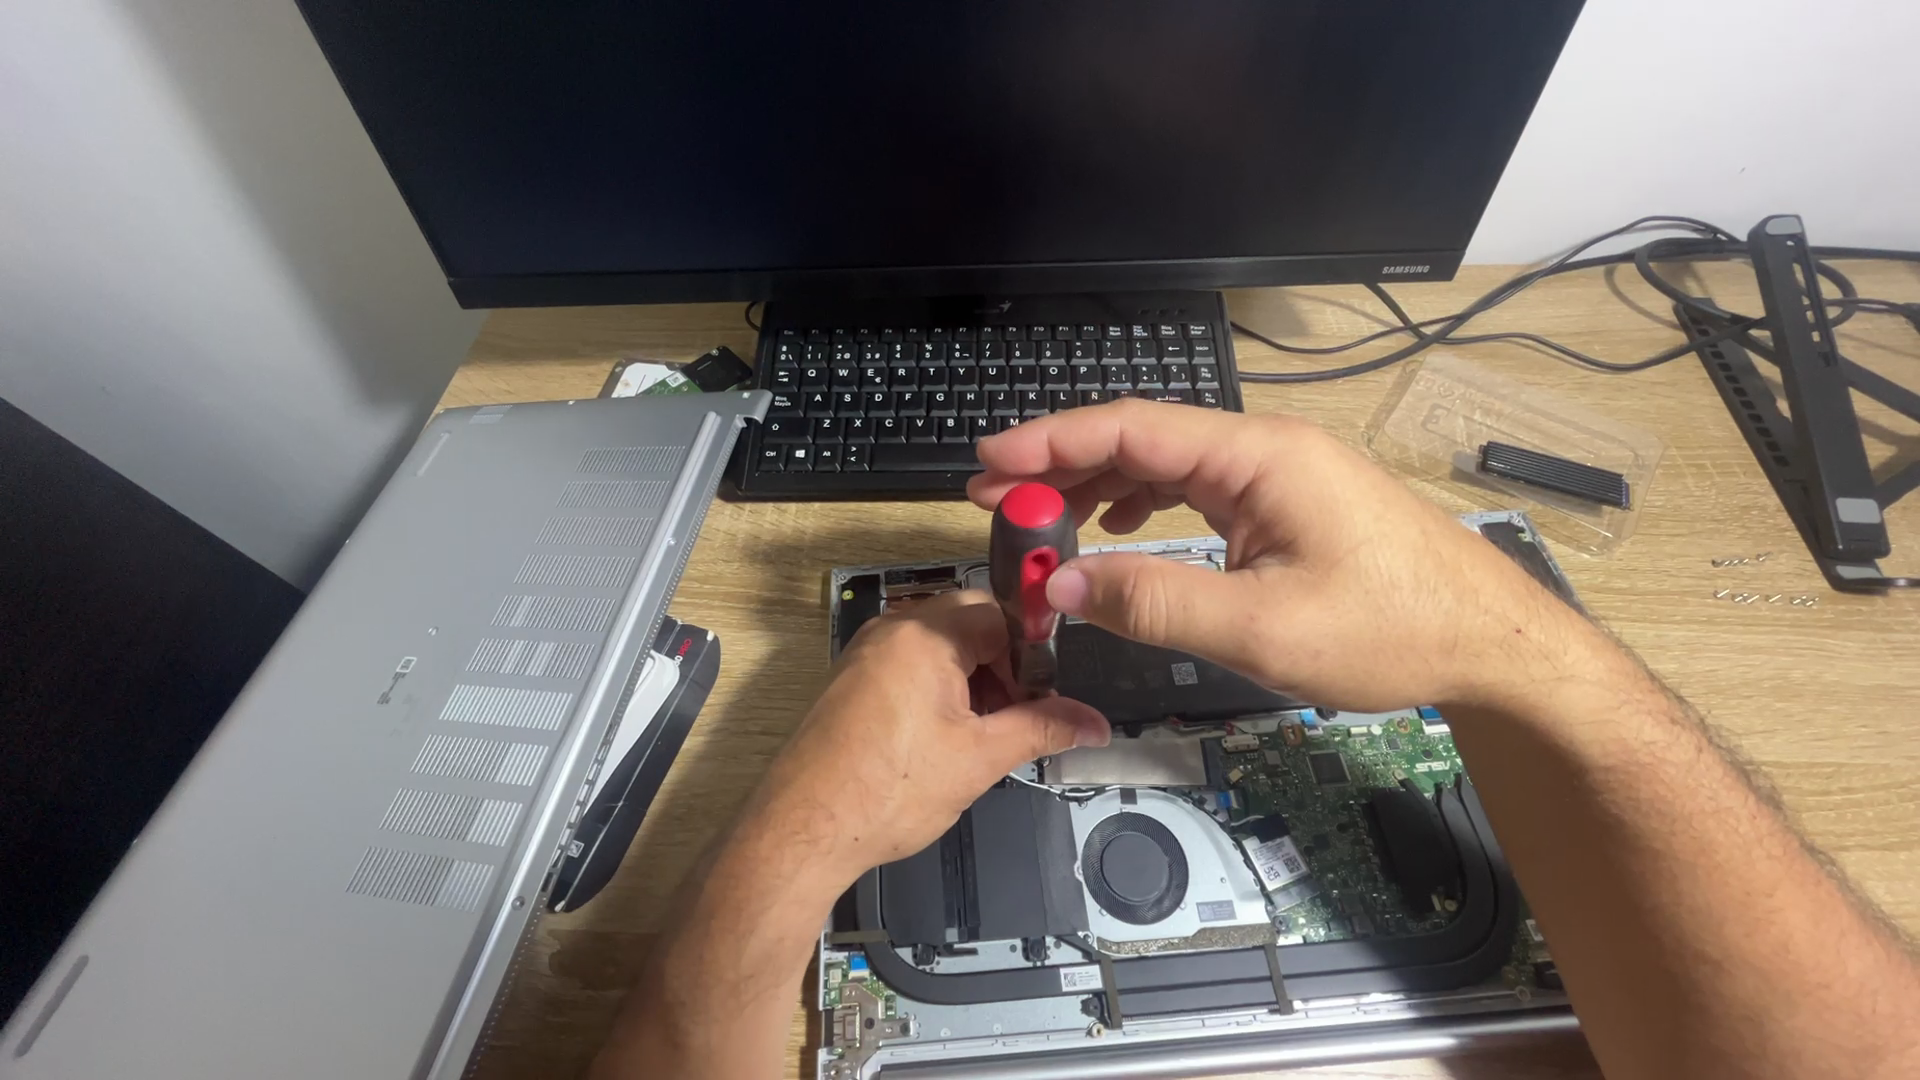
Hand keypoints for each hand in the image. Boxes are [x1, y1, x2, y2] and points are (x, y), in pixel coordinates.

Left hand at [750, 591, 1109, 883]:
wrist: (802, 830)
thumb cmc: (890, 790)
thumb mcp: (979, 758)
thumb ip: (1042, 728)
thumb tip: (1095, 721)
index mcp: (927, 633)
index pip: (1001, 615)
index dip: (1031, 656)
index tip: (1043, 698)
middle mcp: (893, 629)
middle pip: (969, 623)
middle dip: (1002, 665)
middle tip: (1013, 715)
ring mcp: (867, 651)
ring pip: (940, 644)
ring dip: (972, 677)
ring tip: (981, 732)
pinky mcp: (853, 678)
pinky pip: (910, 662)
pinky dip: (939, 686)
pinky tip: (943, 734)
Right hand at [967, 400, 1596, 714]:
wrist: (1493, 645)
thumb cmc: (1391, 631)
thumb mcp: (1261, 629)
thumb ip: (1153, 602)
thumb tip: (1059, 586)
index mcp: (1258, 456)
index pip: (1133, 429)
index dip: (1052, 440)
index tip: (990, 460)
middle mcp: (1261, 449)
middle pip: (1140, 438)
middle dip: (1061, 464)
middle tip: (995, 495)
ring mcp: (1272, 474)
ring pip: (1162, 462)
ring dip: (1096, 484)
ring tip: (1040, 517)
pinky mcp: (1280, 503)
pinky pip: (1191, 488)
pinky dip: (1140, 503)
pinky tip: (1117, 525)